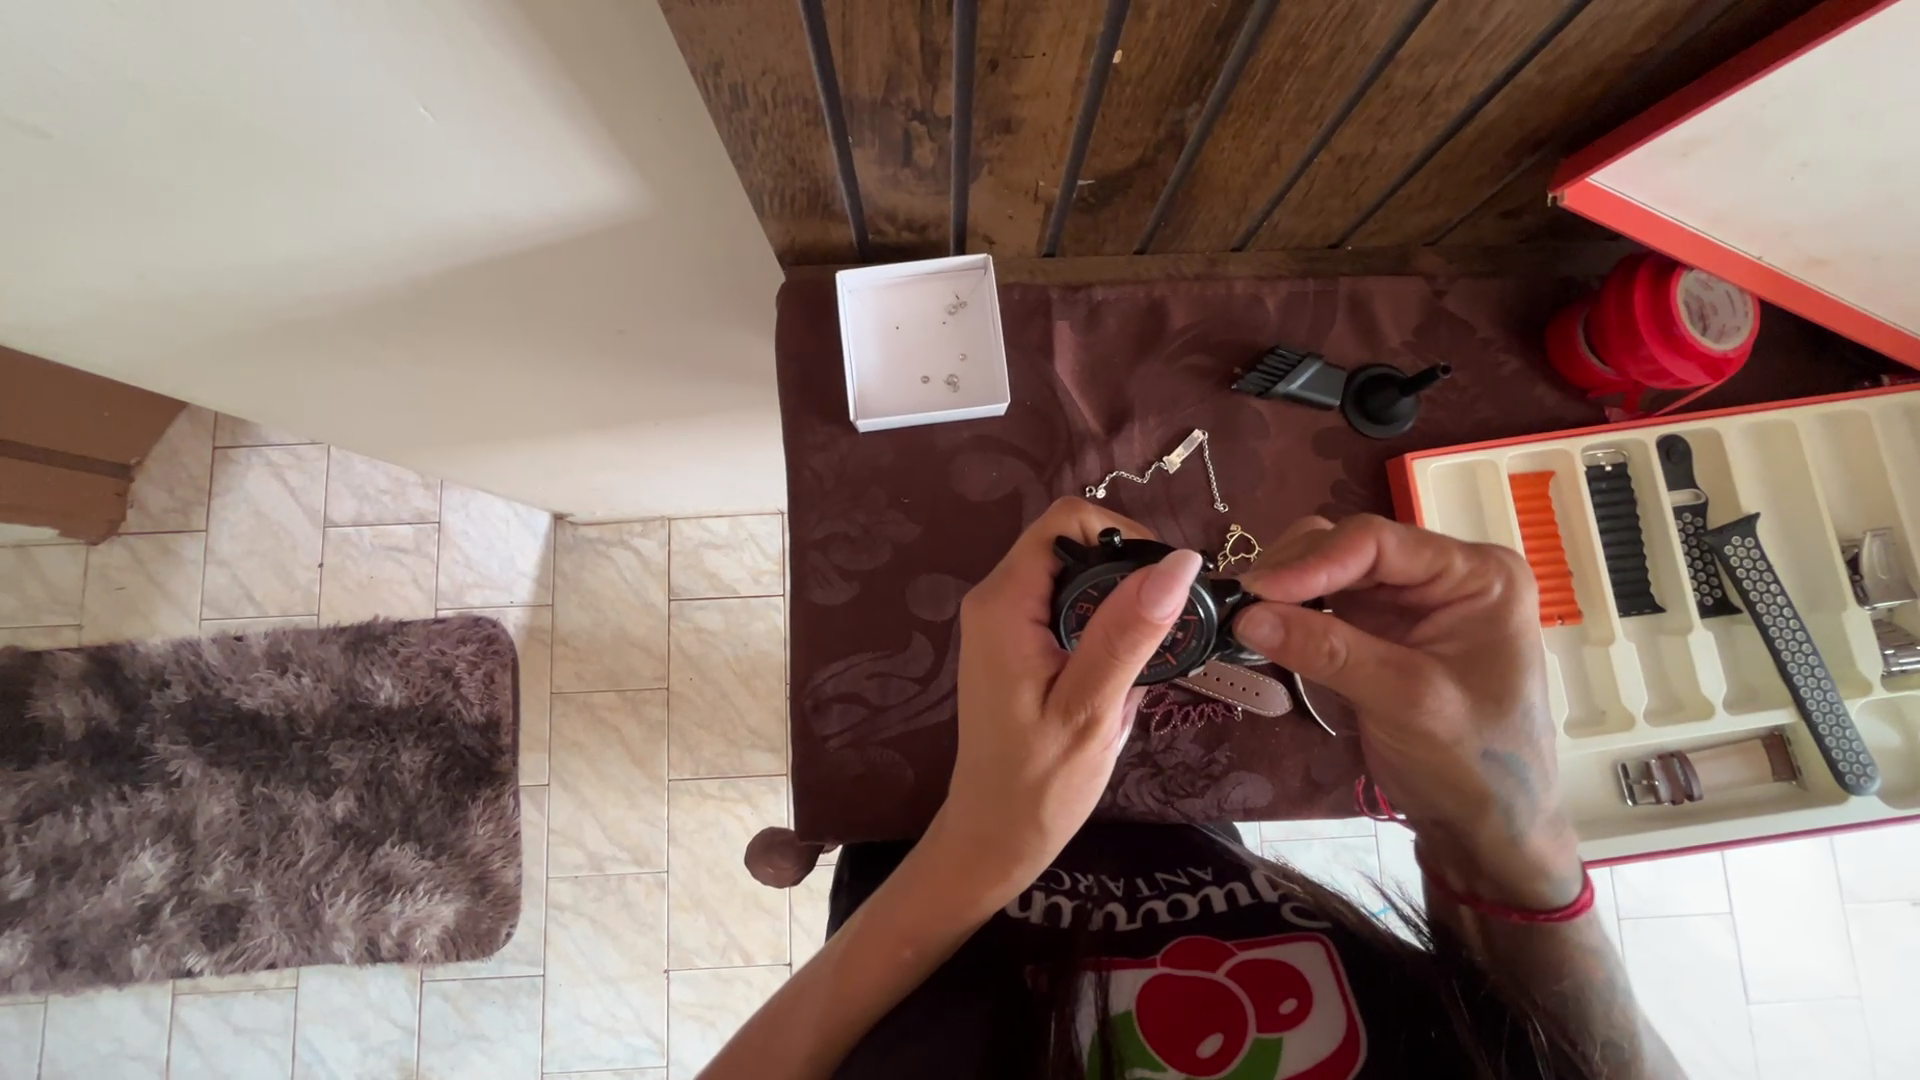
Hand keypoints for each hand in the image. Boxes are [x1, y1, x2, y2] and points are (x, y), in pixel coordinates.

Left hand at [934, 497, 1202, 896]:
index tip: (1167, 582)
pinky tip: (1128, 662)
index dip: (1123, 534)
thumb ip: (1128, 632)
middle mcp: (996, 598)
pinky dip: (1105, 619)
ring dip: (1121, 597)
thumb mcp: (1090, 709)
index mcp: (1003, 602)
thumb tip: (1179, 562)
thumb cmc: (1038, 784)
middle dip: (1127, 568)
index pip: (1067, 519)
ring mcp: (1003, 619)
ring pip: (1074, 572)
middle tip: (1171, 620)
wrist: (994, 834)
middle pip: (1072, 541)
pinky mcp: (1016, 641)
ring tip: (1156, 646)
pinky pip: (1066, 603)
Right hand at [1230, 514, 1582, 909]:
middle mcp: (1437, 573)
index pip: (1376, 542)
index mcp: (1474, 575)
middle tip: (1240, 606)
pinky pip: (1317, 599)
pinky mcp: (1372, 624)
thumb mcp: (1405, 702)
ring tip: (1245, 618)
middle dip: (1290, 572)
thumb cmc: (1473, 763)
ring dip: (1281, 587)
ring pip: (1322, 566)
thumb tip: (1244, 618)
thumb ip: (1329, 652)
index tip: (1255, 592)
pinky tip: (1261, 626)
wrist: (1484, 824)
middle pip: (1344, 545)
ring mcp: (1402, 598)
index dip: (1311, 561)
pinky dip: (1285, 608)